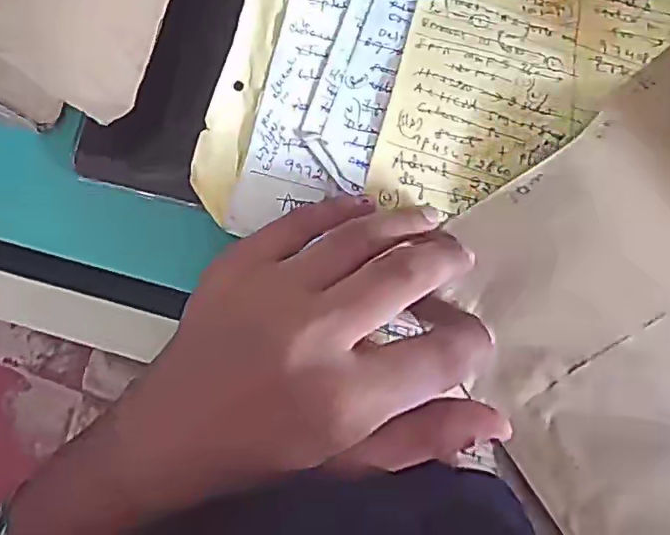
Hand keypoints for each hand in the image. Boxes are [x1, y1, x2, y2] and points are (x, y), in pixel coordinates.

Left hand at [10, 196, 507, 533]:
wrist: (174, 429)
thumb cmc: (266, 453)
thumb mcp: (347, 463)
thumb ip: (422, 438)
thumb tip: (495, 416)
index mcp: (346, 397)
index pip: (438, 356)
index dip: (470, 340)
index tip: (475, 332)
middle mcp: (316, 334)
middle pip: (402, 277)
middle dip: (443, 261)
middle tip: (458, 254)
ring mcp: (274, 288)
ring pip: (357, 237)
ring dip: (401, 224)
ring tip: (426, 221)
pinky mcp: (241, 261)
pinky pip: (301, 221)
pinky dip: (339, 208)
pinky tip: (365, 206)